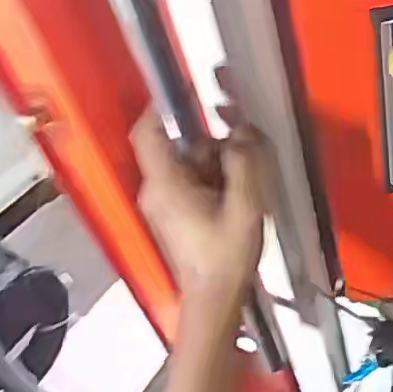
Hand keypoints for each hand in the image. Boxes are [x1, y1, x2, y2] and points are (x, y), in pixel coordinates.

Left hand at [131, 115, 268, 300]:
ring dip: (217, 164)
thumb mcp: (245, 207)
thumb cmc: (225, 255)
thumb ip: (244, 164)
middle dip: (211, 144)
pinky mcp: (175, 215)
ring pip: (189, 165)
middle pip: (178, 148)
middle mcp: (157, 190)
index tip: (187, 93)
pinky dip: (215, 180)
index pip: (147, 133)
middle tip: (243, 152)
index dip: (161, 107)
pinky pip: (193, 182)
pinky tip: (237, 196)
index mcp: (166, 184)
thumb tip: (242, 134)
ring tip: (245, 183)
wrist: (215, 298)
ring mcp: (164, 204)